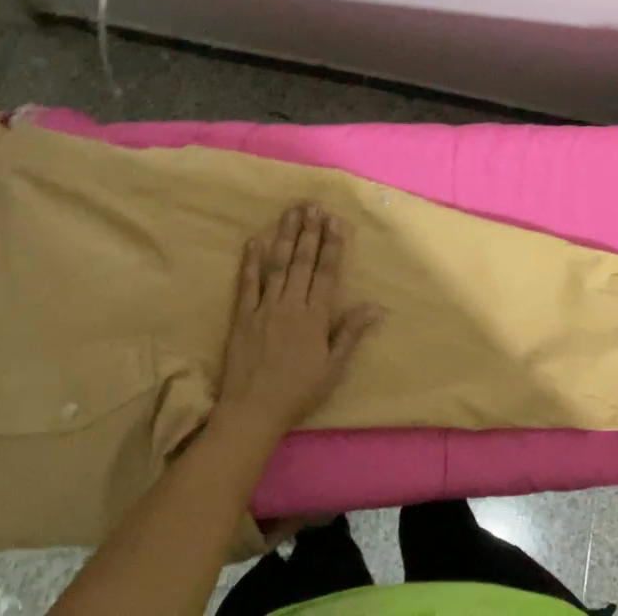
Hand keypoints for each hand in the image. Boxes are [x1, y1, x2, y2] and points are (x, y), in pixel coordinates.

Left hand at [215, 204, 382, 442]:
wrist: (252, 411)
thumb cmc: (298, 392)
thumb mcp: (332, 368)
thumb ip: (350, 334)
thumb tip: (375, 306)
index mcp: (315, 318)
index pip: (327, 273)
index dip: (332, 246)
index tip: (335, 221)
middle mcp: (291, 305)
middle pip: (302, 262)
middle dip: (310, 232)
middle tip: (313, 206)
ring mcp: (264, 308)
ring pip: (277, 265)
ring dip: (284, 236)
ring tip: (291, 212)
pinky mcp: (242, 316)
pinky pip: (247, 283)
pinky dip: (250, 261)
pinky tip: (253, 241)